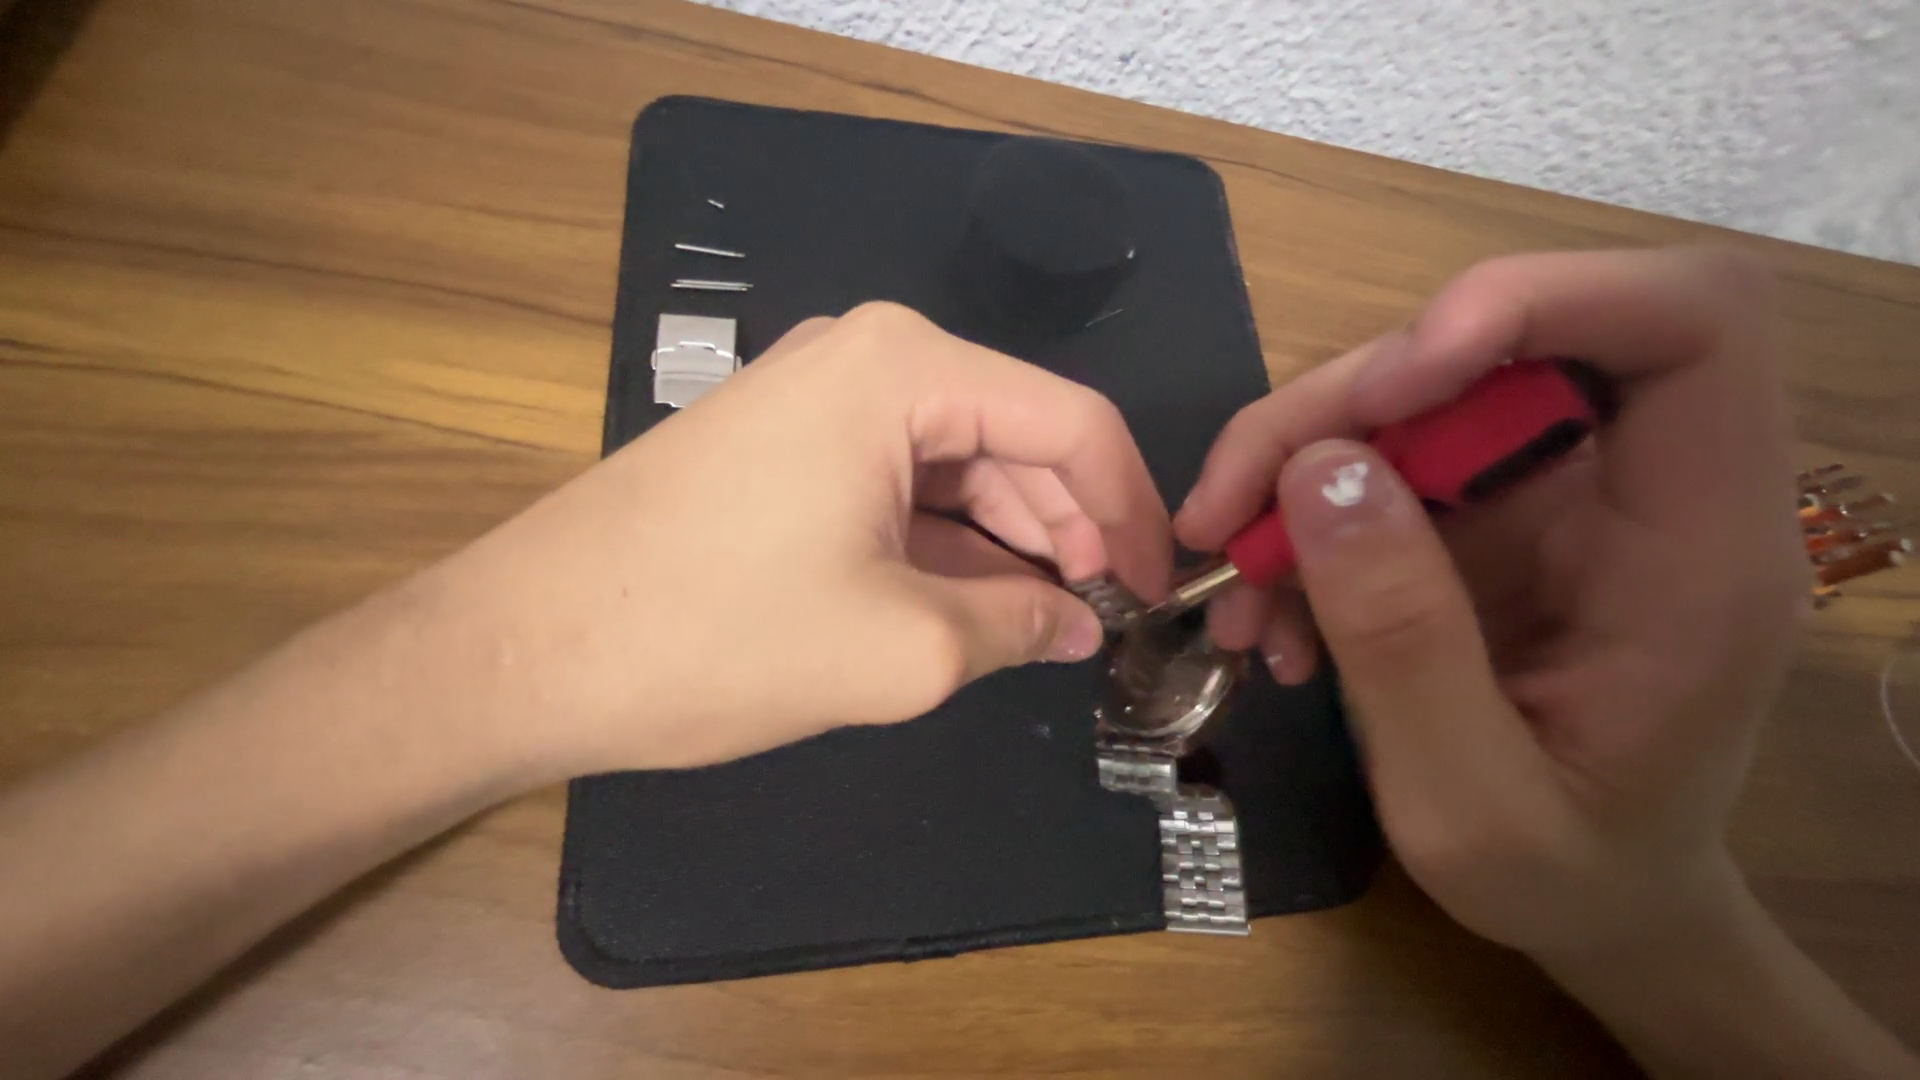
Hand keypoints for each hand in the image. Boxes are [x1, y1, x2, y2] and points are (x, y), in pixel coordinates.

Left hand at [426, 302, 1170, 774]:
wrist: (520, 651)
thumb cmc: (716, 638)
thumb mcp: (900, 648)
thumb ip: (1017, 624)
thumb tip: (1082, 623)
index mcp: (905, 368)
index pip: (1069, 423)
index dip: (1129, 509)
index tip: (1157, 588)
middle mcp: (867, 358)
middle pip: (1014, 440)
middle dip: (1070, 528)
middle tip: (1107, 617)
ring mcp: (819, 400)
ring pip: (958, 467)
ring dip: (1012, 541)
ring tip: (1053, 621)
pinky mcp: (787, 449)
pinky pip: (901, 487)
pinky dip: (948, 543)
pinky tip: (980, 600)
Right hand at [1175, 248, 1805, 960]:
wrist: (1586, 902)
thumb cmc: (1563, 875)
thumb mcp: (1468, 798)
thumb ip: (1401, 639)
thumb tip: (1317, 472)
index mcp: (1690, 548)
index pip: (1679, 326)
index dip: (1533, 303)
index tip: (1391, 380)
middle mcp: (1617, 492)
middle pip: (1474, 357)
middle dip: (1325, 416)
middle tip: (1217, 516)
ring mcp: (1533, 501)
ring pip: (1393, 413)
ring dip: (1281, 484)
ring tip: (1232, 601)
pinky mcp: (1465, 524)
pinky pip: (1357, 478)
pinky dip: (1288, 533)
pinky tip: (1267, 622)